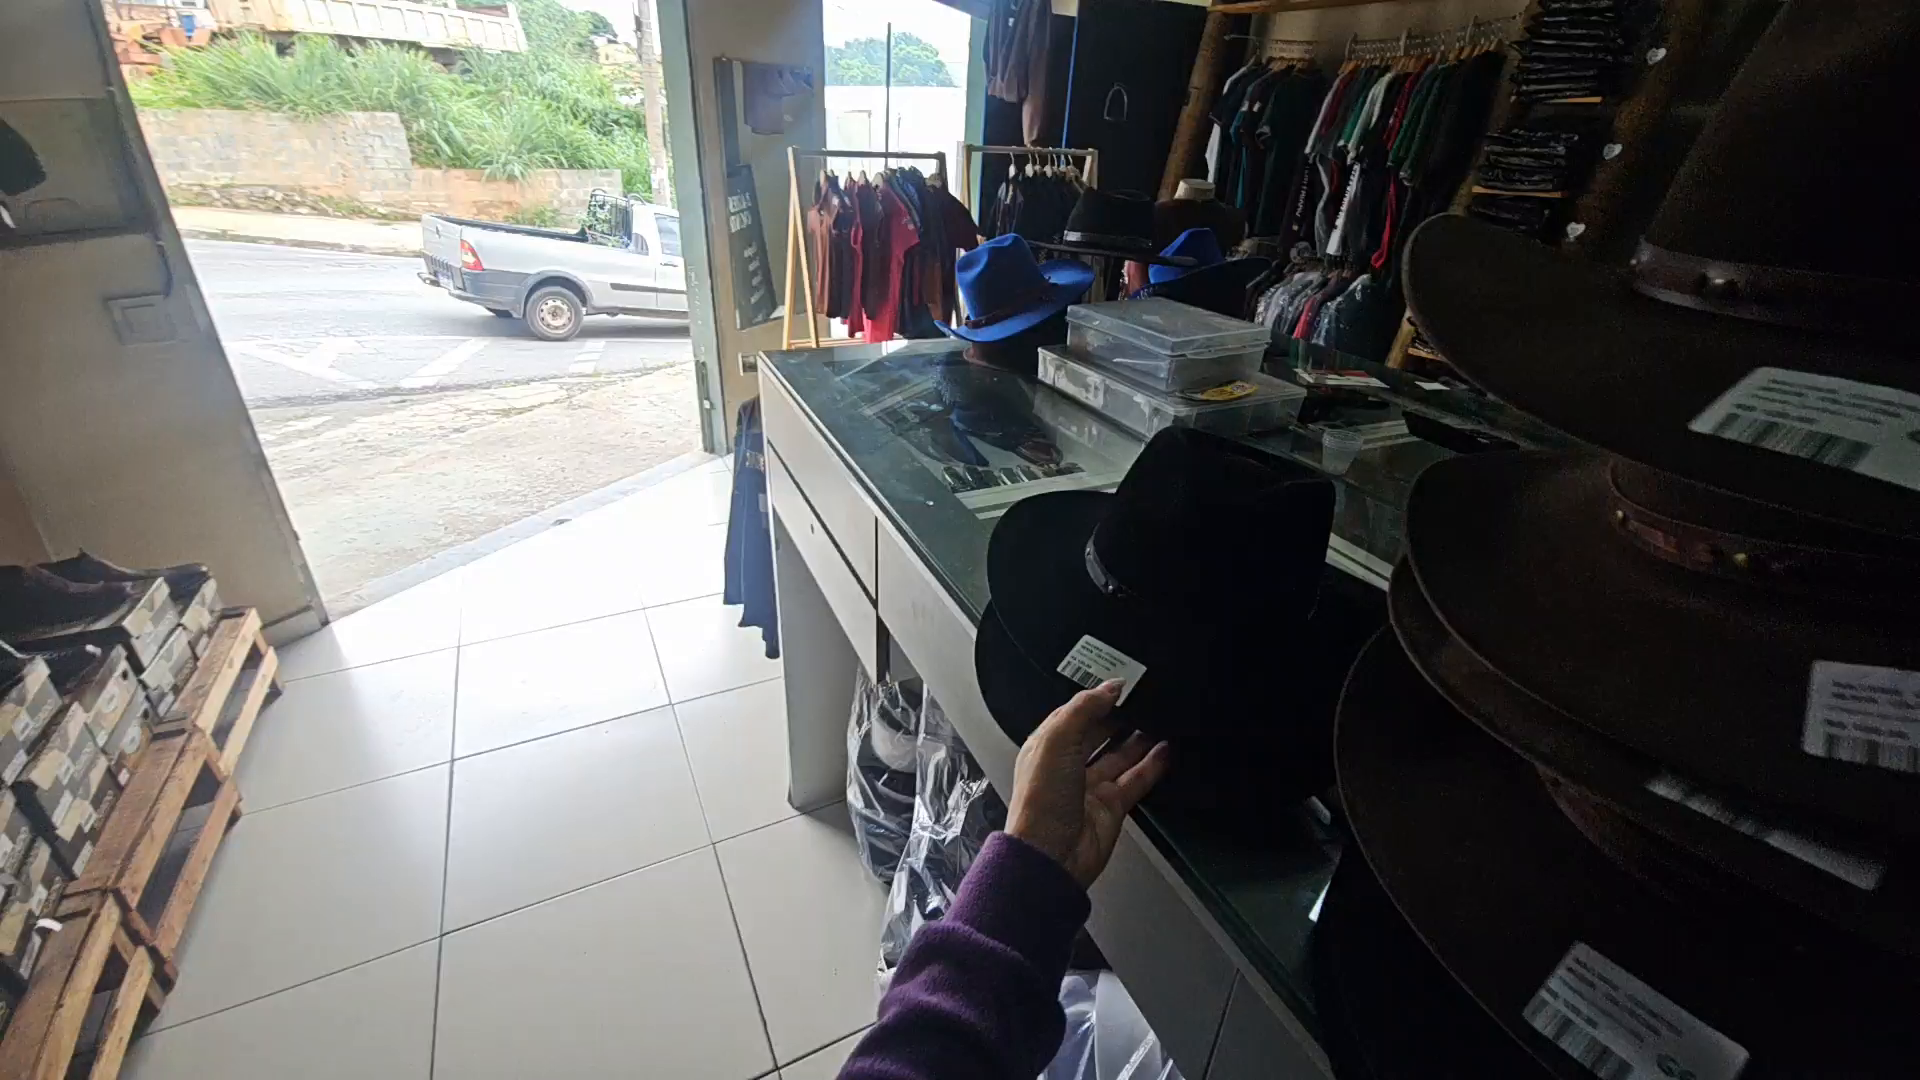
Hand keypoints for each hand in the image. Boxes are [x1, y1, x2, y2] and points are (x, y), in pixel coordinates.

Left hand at [1007, 680, 1172, 888]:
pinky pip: (1136, 780)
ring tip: (1159, 719)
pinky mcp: (1112, 806)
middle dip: (1117, 716)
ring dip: (1138, 738)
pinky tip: (1165, 750)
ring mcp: (1090, 786)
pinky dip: (1152, 765)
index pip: (1073, 713)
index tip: (1120, 685)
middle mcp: (1067, 764)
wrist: (1052, 854)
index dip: (1095, 698)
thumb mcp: (1057, 740)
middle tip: (1142, 699)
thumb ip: (1083, 709)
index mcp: (1046, 745)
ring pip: (1119, 755)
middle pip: (1097, 733)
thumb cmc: (1041, 800)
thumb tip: (1109, 687)